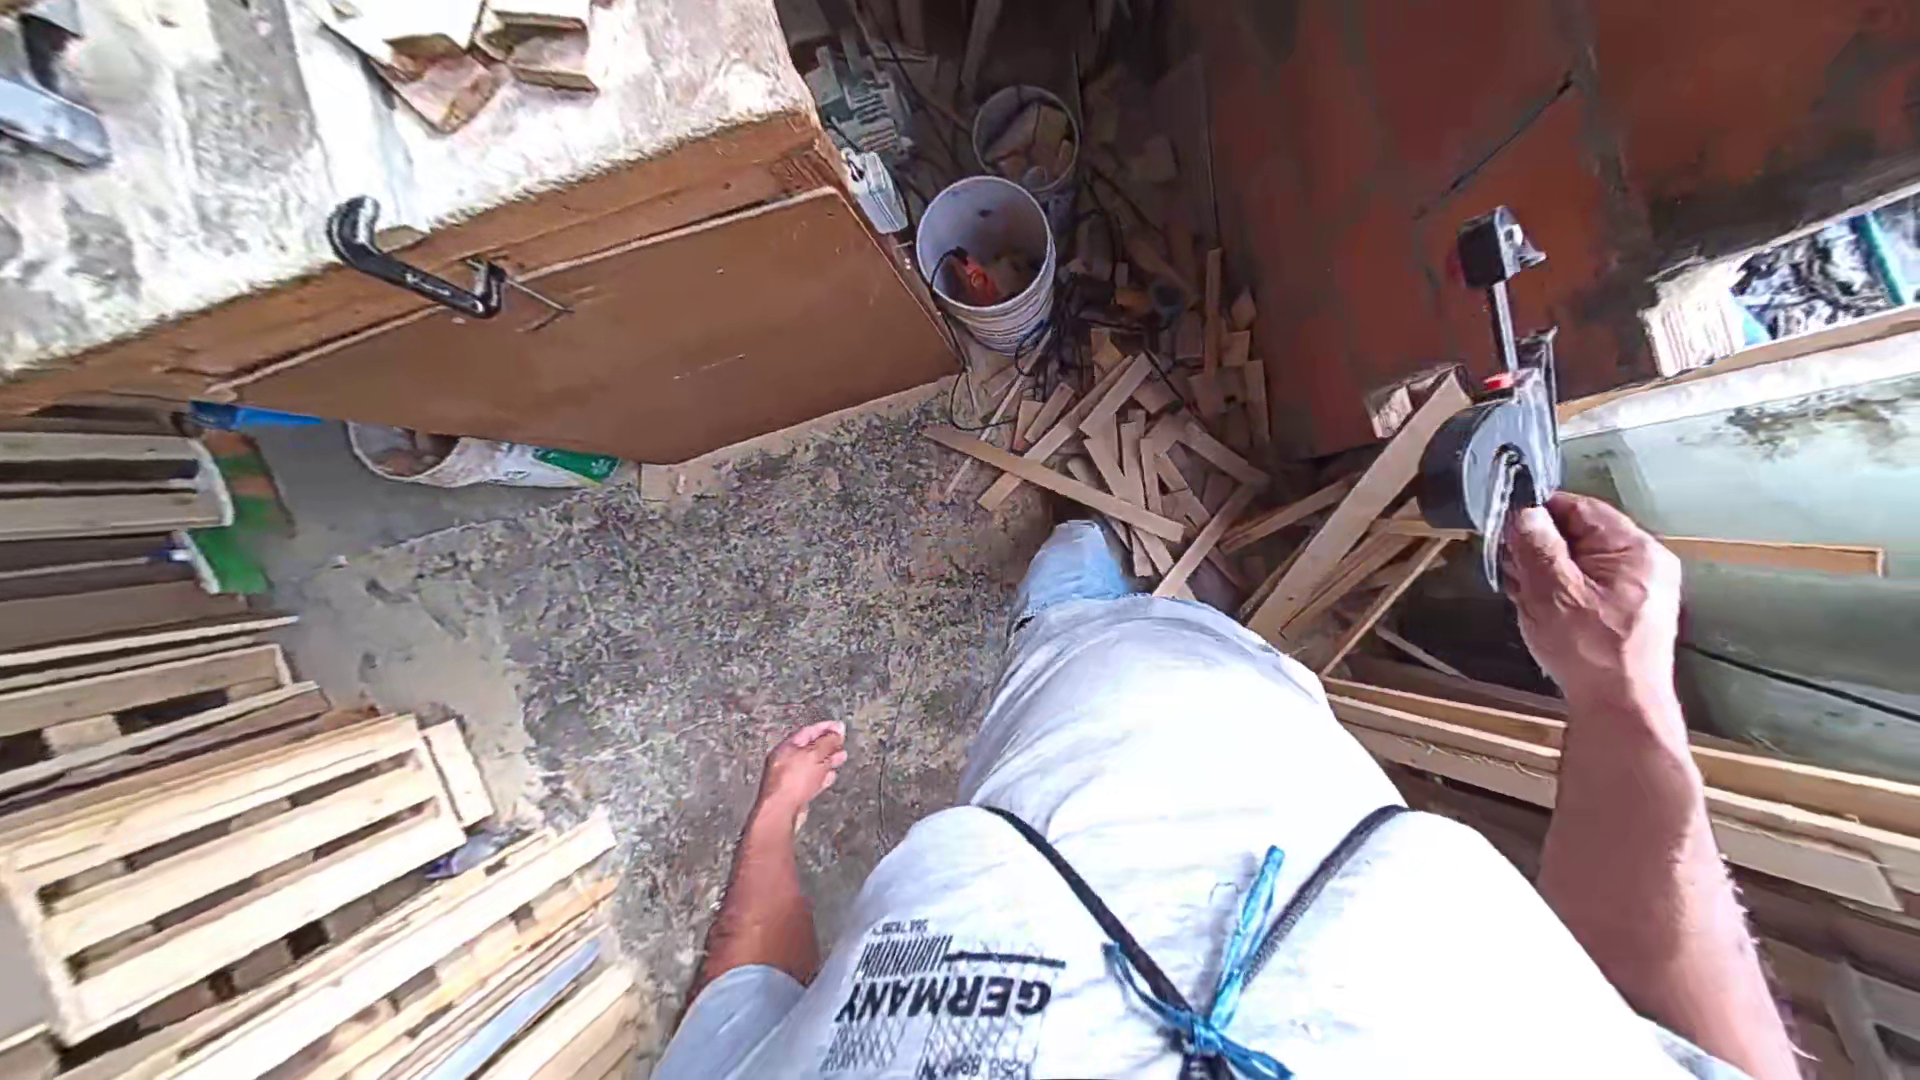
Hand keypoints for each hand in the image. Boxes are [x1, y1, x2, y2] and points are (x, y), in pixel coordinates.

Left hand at [753, 720, 847, 828]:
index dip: (826, 727)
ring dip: (828, 760)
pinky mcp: (795, 792)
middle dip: (829, 744)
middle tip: (842, 742)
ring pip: (813, 764)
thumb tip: (837, 732)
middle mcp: (787, 760)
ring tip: (841, 758)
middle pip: (811, 747)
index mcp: (787, 747)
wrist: (782, 812)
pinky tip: (830, 776)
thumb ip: (828, 742)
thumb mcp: (815, 755)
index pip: (809, 731)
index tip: (840, 727)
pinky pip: (811, 780)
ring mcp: (791, 777)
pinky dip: (822, 776)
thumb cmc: (793, 781)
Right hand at [1504, 493, 1682, 717]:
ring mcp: (1629, 584)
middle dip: (1532, 547)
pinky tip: (1534, 605)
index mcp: (1633, 550)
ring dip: (1536, 570)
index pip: (1578, 507)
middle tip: (1509, 567)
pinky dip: (1548, 588)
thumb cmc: (1588, 646)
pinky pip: (1574, 580)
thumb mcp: (1552, 590)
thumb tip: (1523, 510)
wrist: (1617, 701)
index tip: (1501, 525)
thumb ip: (1537, 546)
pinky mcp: (1616, 604)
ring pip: (1568, 557)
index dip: (1536, 511)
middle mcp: (1638, 561)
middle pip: (1571, 532)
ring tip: (1522, 593)